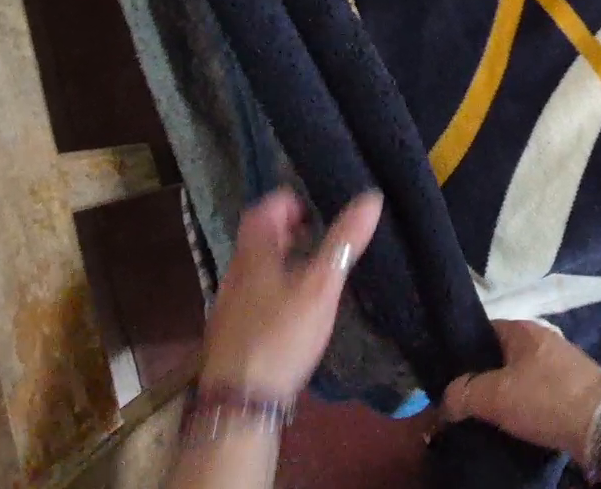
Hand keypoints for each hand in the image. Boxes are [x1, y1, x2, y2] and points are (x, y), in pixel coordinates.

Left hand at [197, 189, 381, 398]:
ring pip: (257, 266)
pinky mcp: (232, 331)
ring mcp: (229, 304)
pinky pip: (255, 292)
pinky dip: (276, 285)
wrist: (240, 403)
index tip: (319, 209)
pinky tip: (296, 307)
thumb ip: (345, 241)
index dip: (290, 201)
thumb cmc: (282, 335)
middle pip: (259, 237)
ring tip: (315, 268)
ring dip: (284, 258)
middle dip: (290, 229)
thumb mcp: (322, 285)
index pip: (263, 209)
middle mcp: (236, 274)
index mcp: (254, 255)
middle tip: (323, 235)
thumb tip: (371, 197)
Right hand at [441, 319, 600, 454]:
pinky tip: (512, 421)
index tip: (446, 373)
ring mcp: (558, 361)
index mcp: (523, 328)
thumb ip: (464, 392)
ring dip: (502, 393)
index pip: (484, 329)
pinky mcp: (570, 385)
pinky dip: (522, 404)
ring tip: (482, 415)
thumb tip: (445, 399)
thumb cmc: (545, 397)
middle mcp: (542, 338)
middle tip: (460, 401)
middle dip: (481, 376)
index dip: (463, 349)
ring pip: (519, 374)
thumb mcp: (496, 395)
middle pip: (501, 354)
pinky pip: (536, 391)